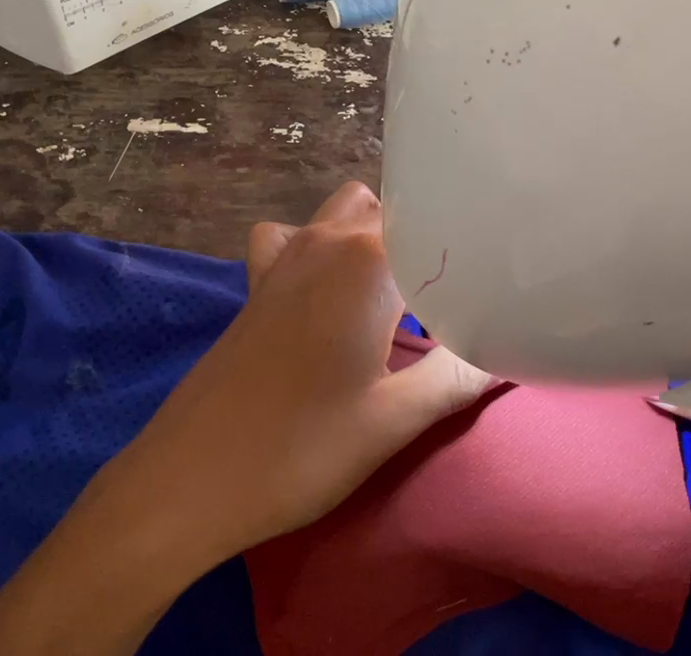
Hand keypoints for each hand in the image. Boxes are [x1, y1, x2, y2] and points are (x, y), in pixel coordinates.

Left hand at [0, 182, 493, 655]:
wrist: (190, 478)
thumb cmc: (301, 448)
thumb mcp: (393, 421)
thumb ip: (453, 378)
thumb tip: (500, 357)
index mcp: (368, 262)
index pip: (431, 226)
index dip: (464, 248)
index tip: (492, 279)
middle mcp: (325, 243)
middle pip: (388, 211)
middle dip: (420, 240)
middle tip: (450, 294)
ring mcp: (283, 259)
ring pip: (339, 214)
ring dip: (370, 238)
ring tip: (396, 293)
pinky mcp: (256, 285)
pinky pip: (293, 239)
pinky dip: (317, 248)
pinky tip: (329, 297)